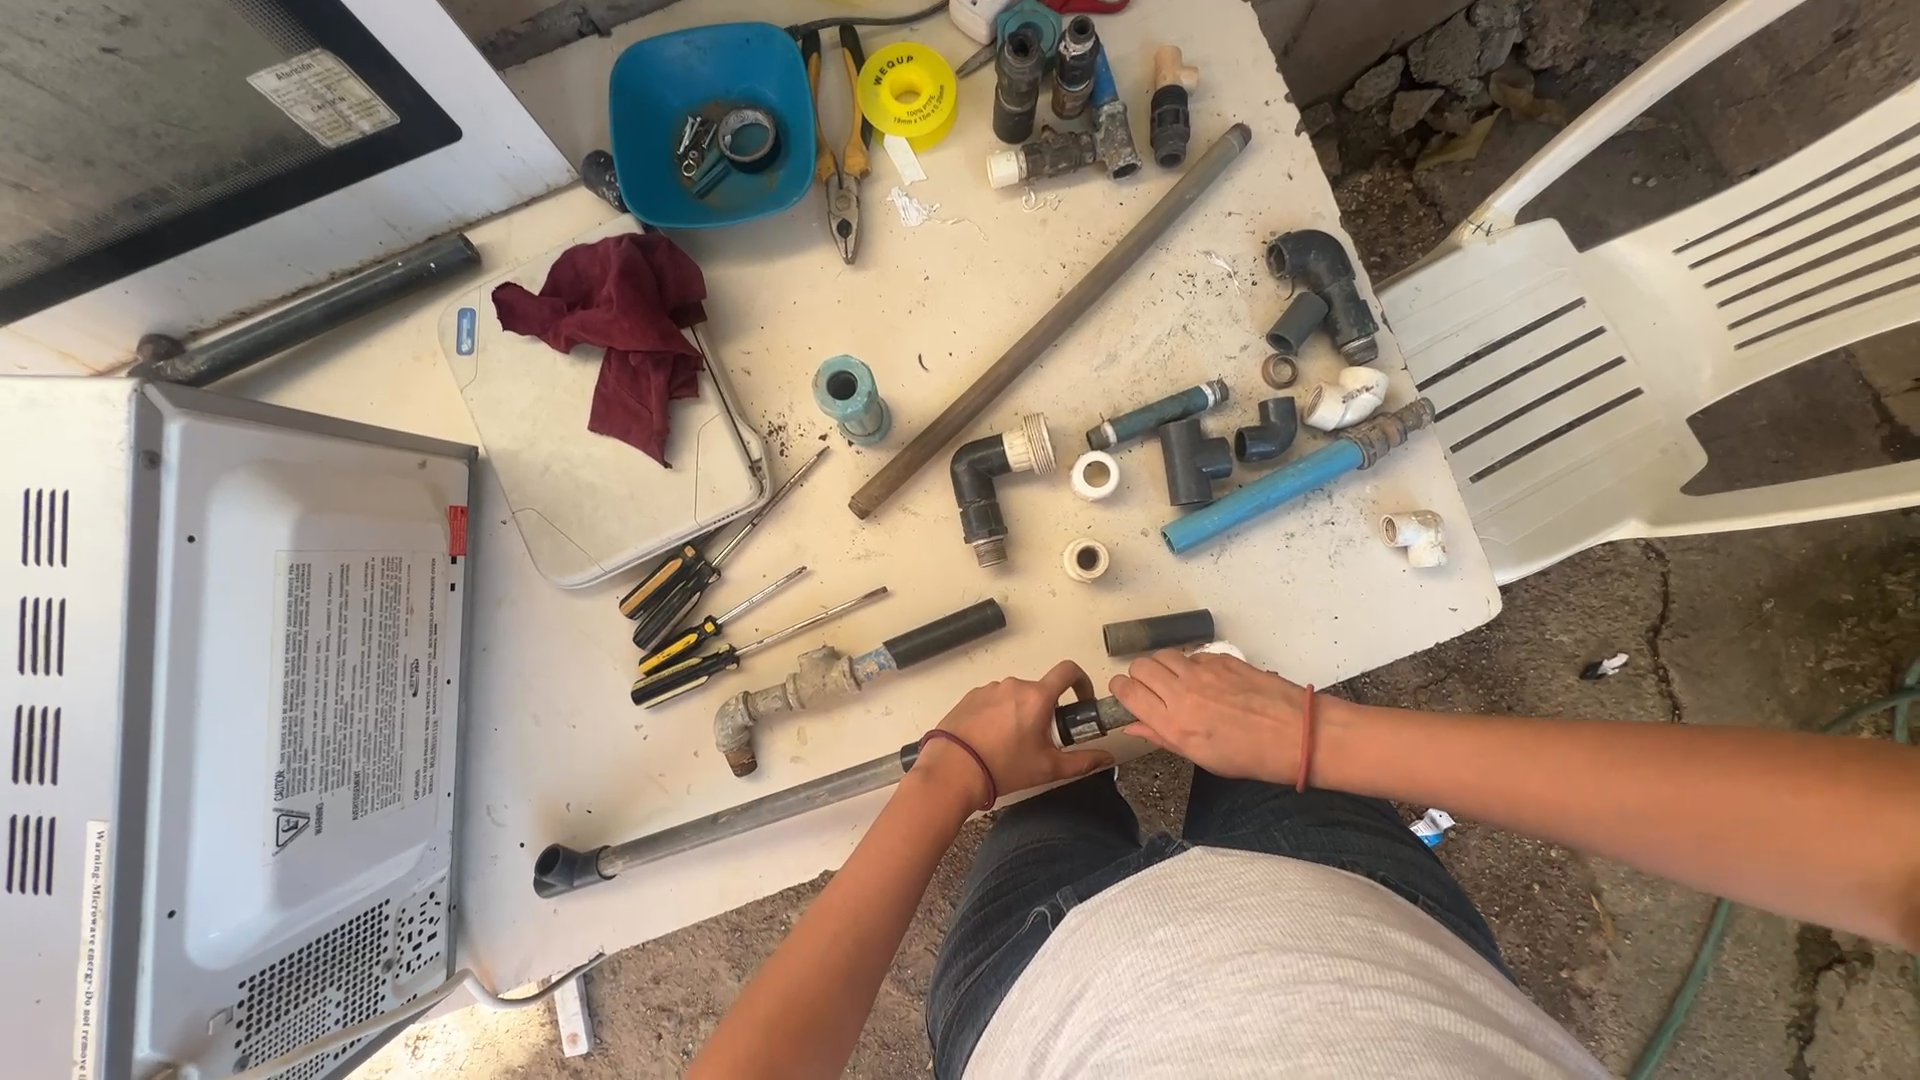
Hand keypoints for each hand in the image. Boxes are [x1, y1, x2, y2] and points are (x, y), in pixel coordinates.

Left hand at [917, 661, 1115, 807]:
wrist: (953, 770)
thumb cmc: (1004, 767)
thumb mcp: (1048, 768)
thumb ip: (1082, 761)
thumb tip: (1107, 758)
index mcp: (1037, 696)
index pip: (1068, 671)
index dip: (1081, 682)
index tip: (1081, 701)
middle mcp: (1013, 684)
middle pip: (1039, 691)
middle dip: (1046, 711)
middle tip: (1041, 741)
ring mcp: (988, 689)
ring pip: (1015, 696)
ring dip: (1020, 713)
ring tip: (1011, 745)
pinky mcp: (969, 697)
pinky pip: (993, 701)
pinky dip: (998, 715)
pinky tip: (990, 740)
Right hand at [1109, 650, 1311, 783]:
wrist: (1298, 735)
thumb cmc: (1254, 755)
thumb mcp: (1202, 758)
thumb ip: (1164, 737)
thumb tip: (1137, 726)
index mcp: (1174, 724)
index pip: (1128, 691)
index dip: (1119, 689)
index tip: (1122, 692)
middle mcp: (1182, 693)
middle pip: (1139, 666)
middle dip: (1137, 675)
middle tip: (1147, 687)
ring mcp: (1202, 672)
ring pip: (1162, 655)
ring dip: (1160, 665)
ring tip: (1172, 680)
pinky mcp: (1221, 659)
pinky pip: (1191, 654)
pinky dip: (1188, 663)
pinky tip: (1201, 678)